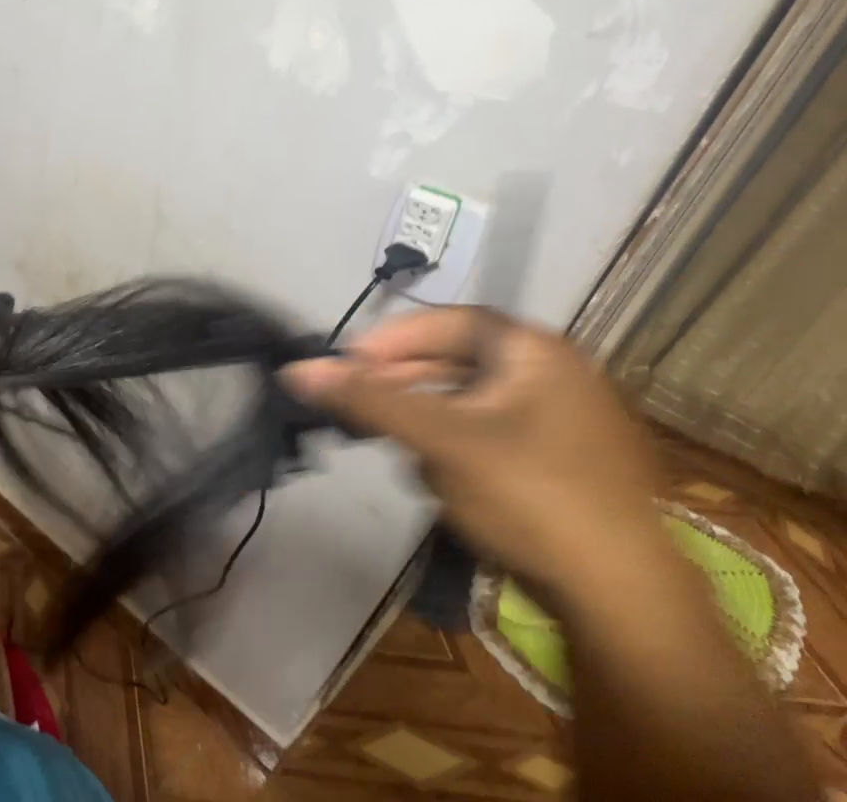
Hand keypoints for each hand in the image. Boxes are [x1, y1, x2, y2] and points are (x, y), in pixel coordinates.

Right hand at [282, 308, 668, 600]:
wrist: (621, 594)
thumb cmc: (531, 496)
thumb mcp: (439, 440)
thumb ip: (367, 400)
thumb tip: (296, 369)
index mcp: (539, 353)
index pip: (447, 322)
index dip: (391, 339)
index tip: (346, 367)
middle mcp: (555, 374)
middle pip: (454, 362)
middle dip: (402, 387)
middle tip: (358, 410)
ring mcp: (561, 420)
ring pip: (465, 402)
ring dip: (424, 422)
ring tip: (403, 454)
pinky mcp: (558, 462)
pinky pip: (486, 435)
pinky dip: (453, 447)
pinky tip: (442, 482)